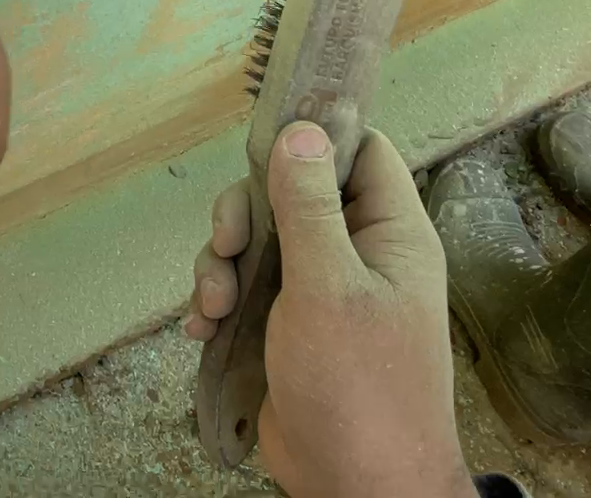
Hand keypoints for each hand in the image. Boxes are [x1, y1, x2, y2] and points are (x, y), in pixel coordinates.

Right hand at [186, 122, 474, 497]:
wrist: (352, 489)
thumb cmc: (357, 385)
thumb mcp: (328, 287)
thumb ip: (309, 206)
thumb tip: (300, 129)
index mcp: (387, 233)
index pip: (361, 152)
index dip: (318, 134)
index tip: (265, 135)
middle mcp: (353, 250)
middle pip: (287, 191)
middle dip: (244, 215)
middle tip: (226, 245)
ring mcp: (315, 285)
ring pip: (254, 237)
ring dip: (221, 265)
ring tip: (213, 308)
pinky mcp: (282, 317)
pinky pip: (239, 282)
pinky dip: (215, 298)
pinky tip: (203, 327)